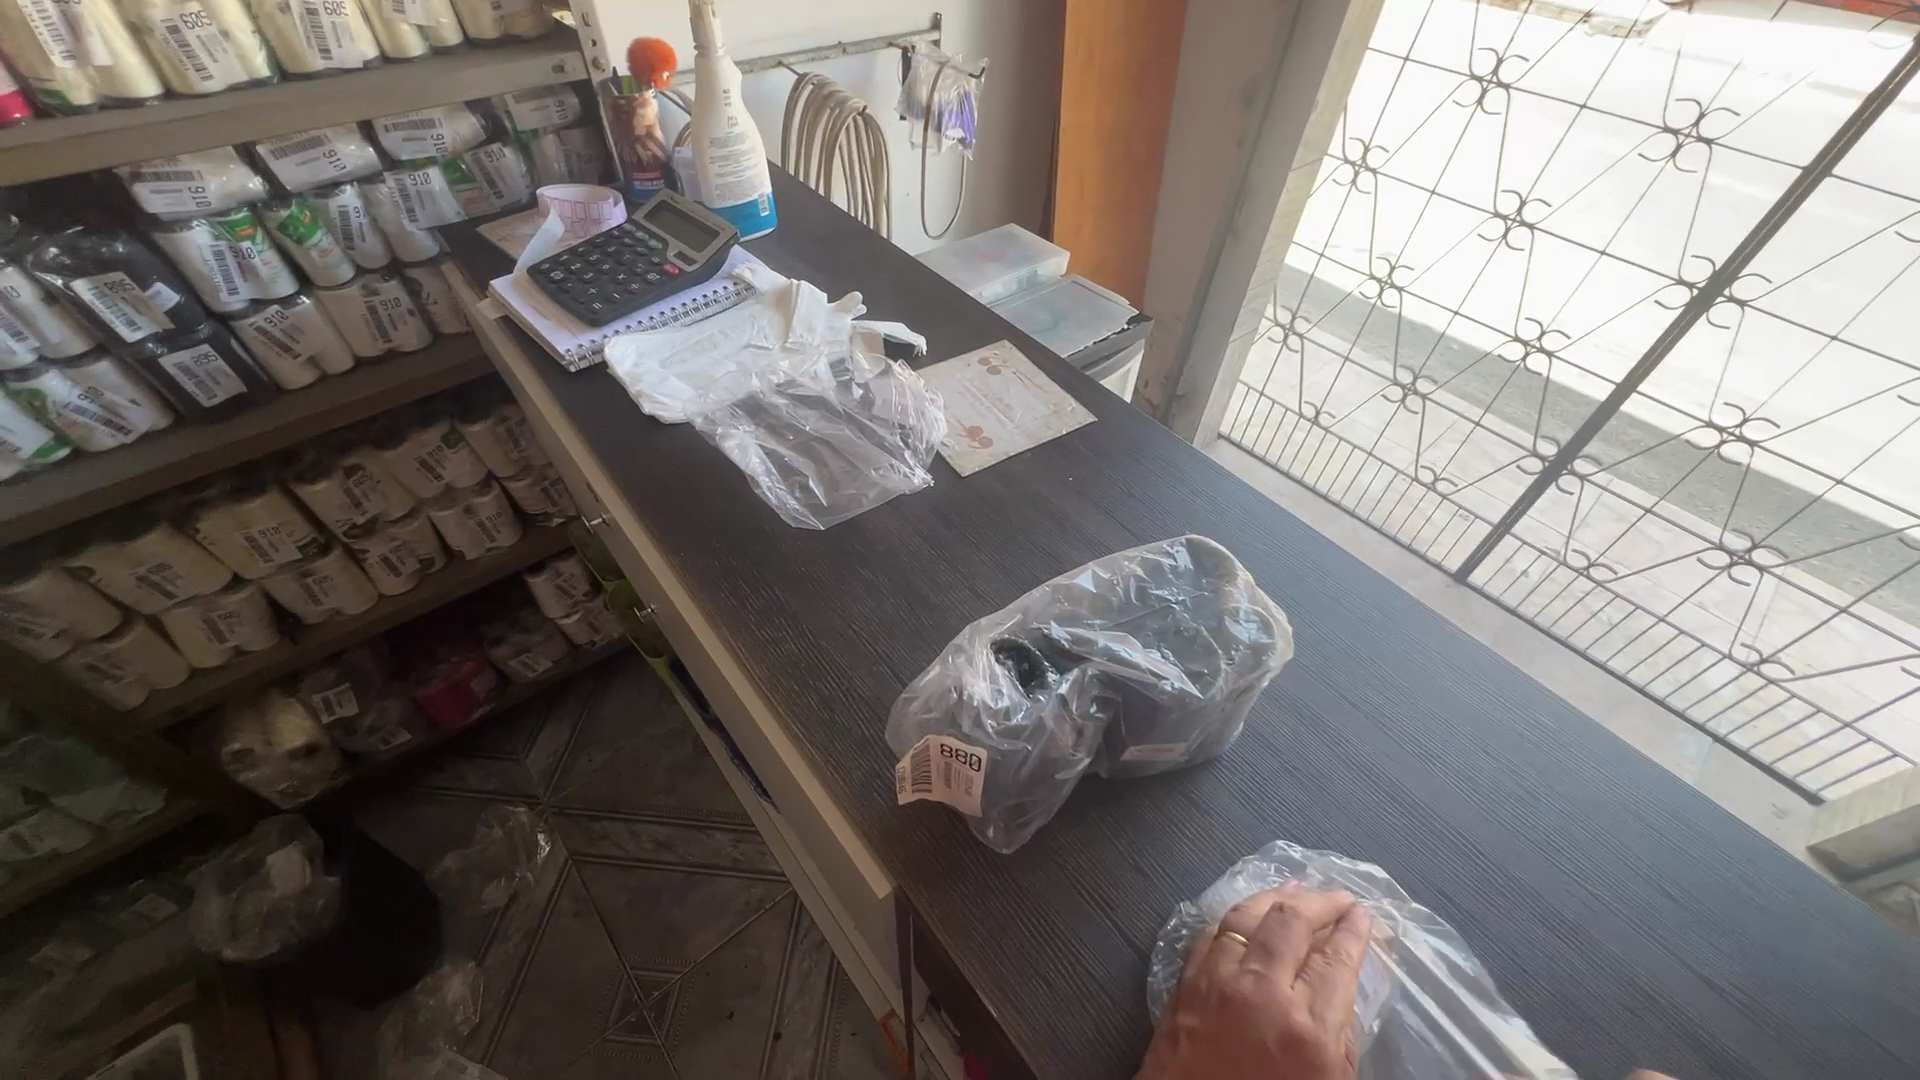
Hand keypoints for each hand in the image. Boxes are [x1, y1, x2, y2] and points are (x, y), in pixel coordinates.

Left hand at [1137, 885, 1372, 1079]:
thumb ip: (1341, 1041)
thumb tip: (1339, 990)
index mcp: (1307, 1031)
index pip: (1335, 962)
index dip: (1352, 932)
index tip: (1363, 914)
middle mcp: (1260, 992)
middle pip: (1291, 923)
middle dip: (1320, 902)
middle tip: (1339, 895)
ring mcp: (1217, 980)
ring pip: (1247, 916)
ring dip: (1274, 896)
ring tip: (1294, 887)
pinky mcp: (1185, 981)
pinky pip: (1214, 932)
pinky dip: (1236, 916)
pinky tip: (1247, 913)